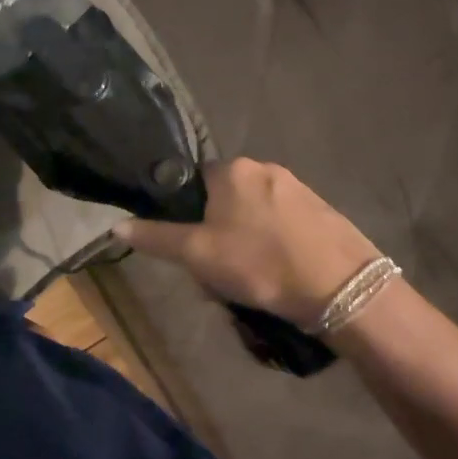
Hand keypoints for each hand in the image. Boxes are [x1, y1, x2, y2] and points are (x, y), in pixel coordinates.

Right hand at [110, 158, 380, 327]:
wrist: (342, 289)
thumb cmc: (259, 263)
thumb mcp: (195, 254)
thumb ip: (155, 237)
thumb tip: (115, 225)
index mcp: (233, 170)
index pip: (192, 180)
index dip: (185, 213)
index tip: (187, 244)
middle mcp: (267, 169)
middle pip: (223, 198)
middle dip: (214, 229)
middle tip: (213, 266)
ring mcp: (301, 189)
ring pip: (252, 213)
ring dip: (243, 239)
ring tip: (245, 275)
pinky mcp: (324, 213)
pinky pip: (281, 224)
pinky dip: (271, 245)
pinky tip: (275, 273)